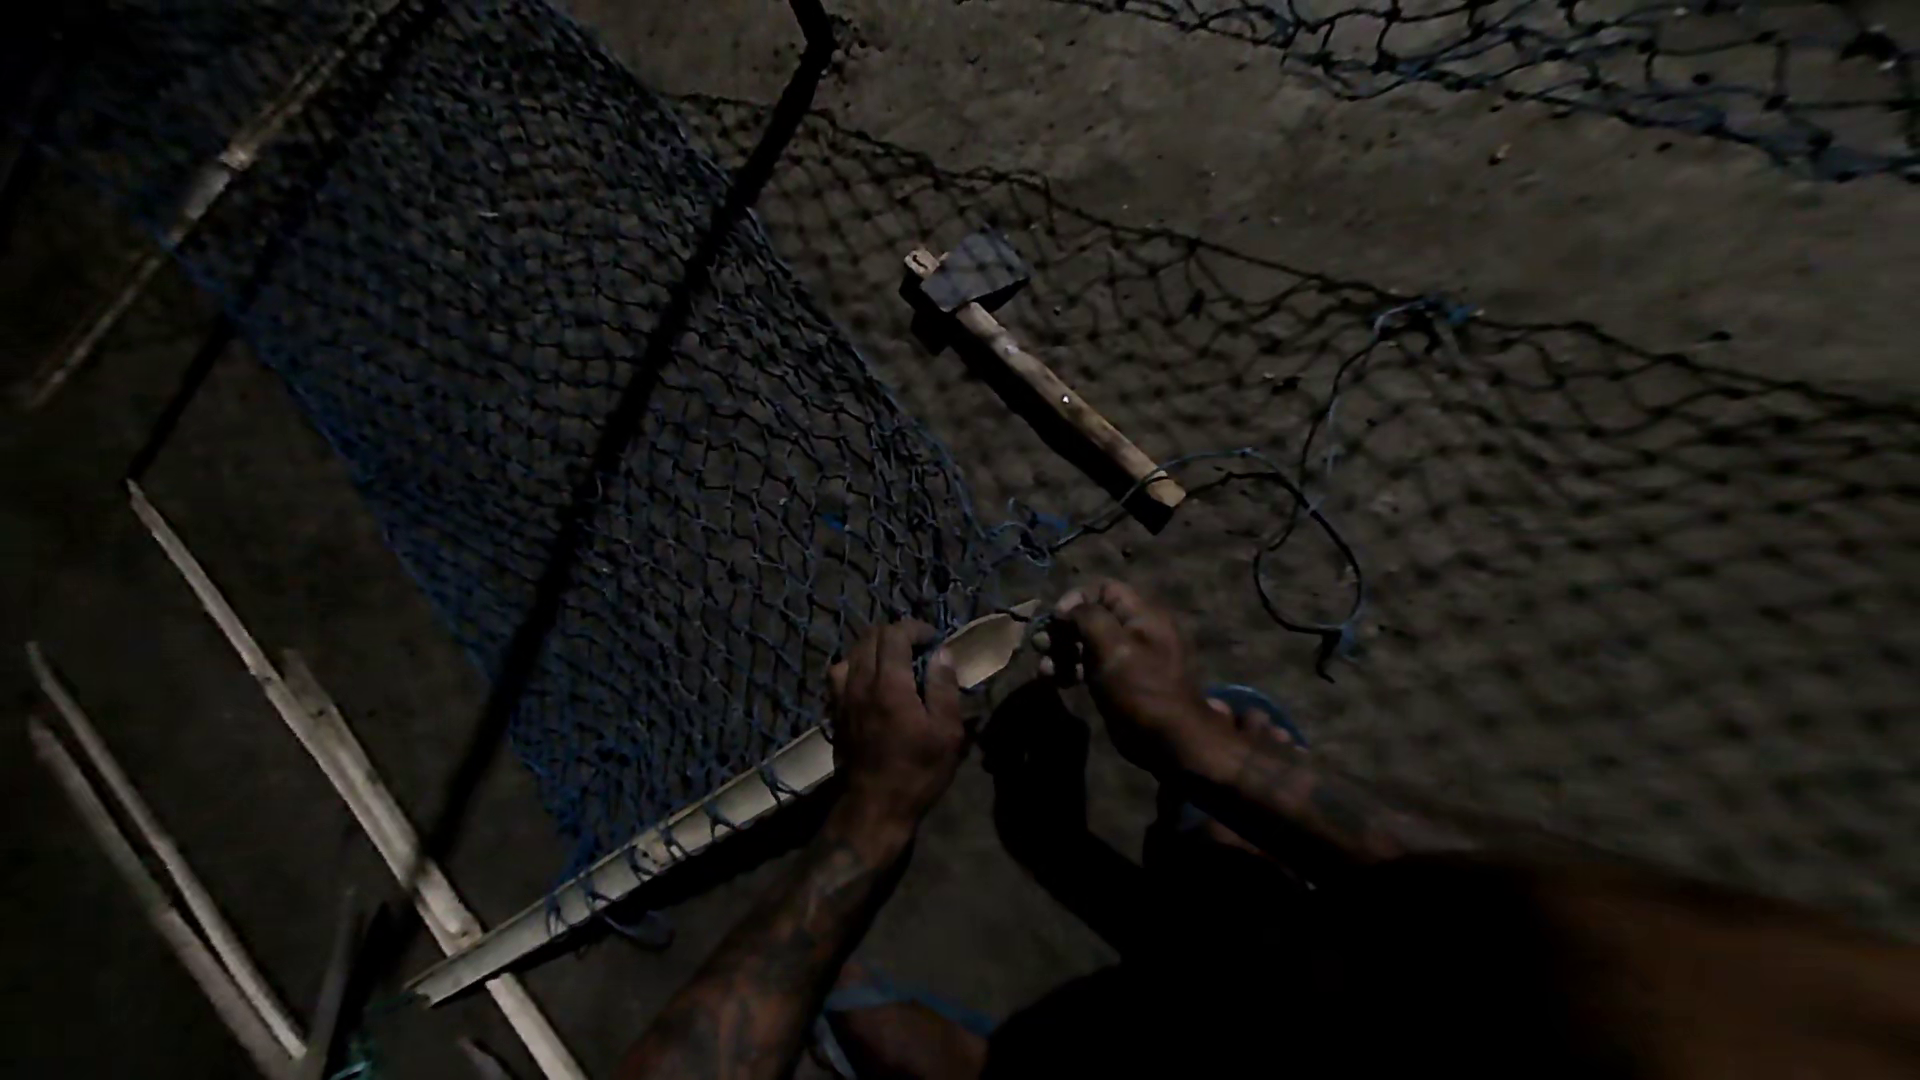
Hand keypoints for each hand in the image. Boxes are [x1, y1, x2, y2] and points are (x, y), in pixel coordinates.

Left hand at [829, 620, 964, 828]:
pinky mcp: (835, 711)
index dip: (916, 628)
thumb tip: (941, 653)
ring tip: (894, 662)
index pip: (895, 634)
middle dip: (896, 634)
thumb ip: (943, 687)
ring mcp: (842, 697)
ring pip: (852, 651)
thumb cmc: (917, 771)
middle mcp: (861, 683)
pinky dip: (856, 665)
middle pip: (871, 636)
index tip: (933, 641)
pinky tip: (870, 681)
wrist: (874, 808)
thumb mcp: (946, 732)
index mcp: (890, 685)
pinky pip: (839, 672)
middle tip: (918, 649)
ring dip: (874, 647)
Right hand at [1033, 580, 1222, 775]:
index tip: (1058, 619)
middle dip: (1063, 629)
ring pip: (1086, 643)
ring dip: (1061, 651)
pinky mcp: (1117, 681)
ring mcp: (1126, 658)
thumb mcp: (1113, 646)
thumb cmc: (1140, 687)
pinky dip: (1070, 669)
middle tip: (1040, 644)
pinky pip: (1089, 666)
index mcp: (1142, 615)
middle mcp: (1134, 631)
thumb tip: (1067, 609)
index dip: (1077, 598)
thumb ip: (1088, 617)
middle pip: (1091, 617)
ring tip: (1044, 668)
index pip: (1104, 589)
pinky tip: (1055, 680)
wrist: (1168, 740)